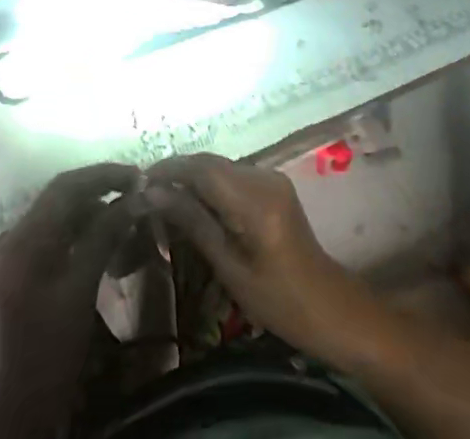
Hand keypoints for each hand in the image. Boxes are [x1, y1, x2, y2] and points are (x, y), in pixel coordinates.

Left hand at [0, 163, 142, 437]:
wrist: (19, 402)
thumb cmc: (51, 346)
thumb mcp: (80, 288)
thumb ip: (104, 236)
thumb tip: (136, 198)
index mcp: (25, 236)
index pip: (65, 186)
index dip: (103, 175)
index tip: (138, 175)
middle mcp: (15, 235)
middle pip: (60, 196)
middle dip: (99, 187)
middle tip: (137, 189)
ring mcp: (16, 253)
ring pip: (58, 214)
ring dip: (92, 207)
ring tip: (127, 210)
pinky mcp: (22, 270)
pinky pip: (54, 235)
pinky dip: (81, 229)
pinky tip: (105, 238)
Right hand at [145, 154, 377, 365]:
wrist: (329, 306)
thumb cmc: (278, 300)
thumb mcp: (228, 266)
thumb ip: (192, 221)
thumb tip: (152, 193)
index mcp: (256, 201)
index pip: (202, 169)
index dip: (168, 170)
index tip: (139, 183)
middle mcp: (265, 178)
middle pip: (210, 163)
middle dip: (177, 173)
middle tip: (147, 193)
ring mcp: (272, 178)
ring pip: (220, 166)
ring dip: (192, 178)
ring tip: (165, 200)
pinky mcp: (274, 184)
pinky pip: (232, 174)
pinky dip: (210, 184)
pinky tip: (195, 204)